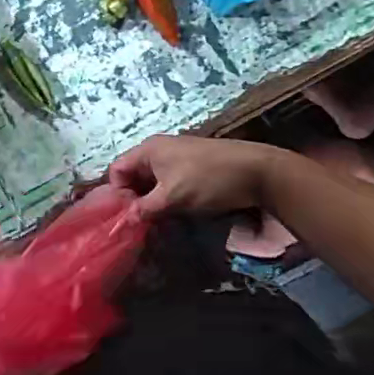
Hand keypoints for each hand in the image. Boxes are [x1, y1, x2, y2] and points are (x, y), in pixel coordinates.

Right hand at [108, 135, 279, 217]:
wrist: (257, 172)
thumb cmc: (209, 180)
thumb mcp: (172, 197)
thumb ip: (144, 209)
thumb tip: (124, 222)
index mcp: (149, 149)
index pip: (117, 170)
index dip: (117, 194)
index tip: (127, 216)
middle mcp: (159, 150)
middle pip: (133, 177)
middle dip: (134, 201)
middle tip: (141, 224)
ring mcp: (177, 158)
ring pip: (151, 183)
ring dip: (151, 203)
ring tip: (158, 223)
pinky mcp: (191, 169)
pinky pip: (168, 185)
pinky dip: (166, 200)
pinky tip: (174, 215)